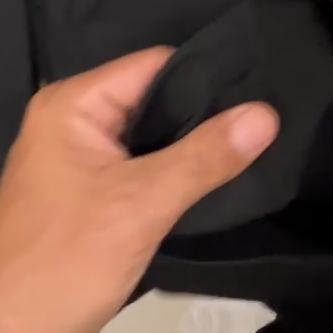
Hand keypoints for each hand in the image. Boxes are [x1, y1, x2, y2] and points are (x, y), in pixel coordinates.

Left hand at [0, 49, 278, 332]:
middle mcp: (69, 118)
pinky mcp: (81, 190)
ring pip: (148, 132)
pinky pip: (137, 160)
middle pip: (154, 96)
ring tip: (243, 145)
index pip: (156, 65)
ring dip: (187, 143)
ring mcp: (72, 156)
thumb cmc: (63, 266)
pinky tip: (205, 177)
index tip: (257, 92)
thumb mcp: (142, 206)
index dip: (207, 76)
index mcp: (71, 103)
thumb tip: (268, 113)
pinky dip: (168, 168)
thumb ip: (206, 156)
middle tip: (258, 123)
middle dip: (201, 112)